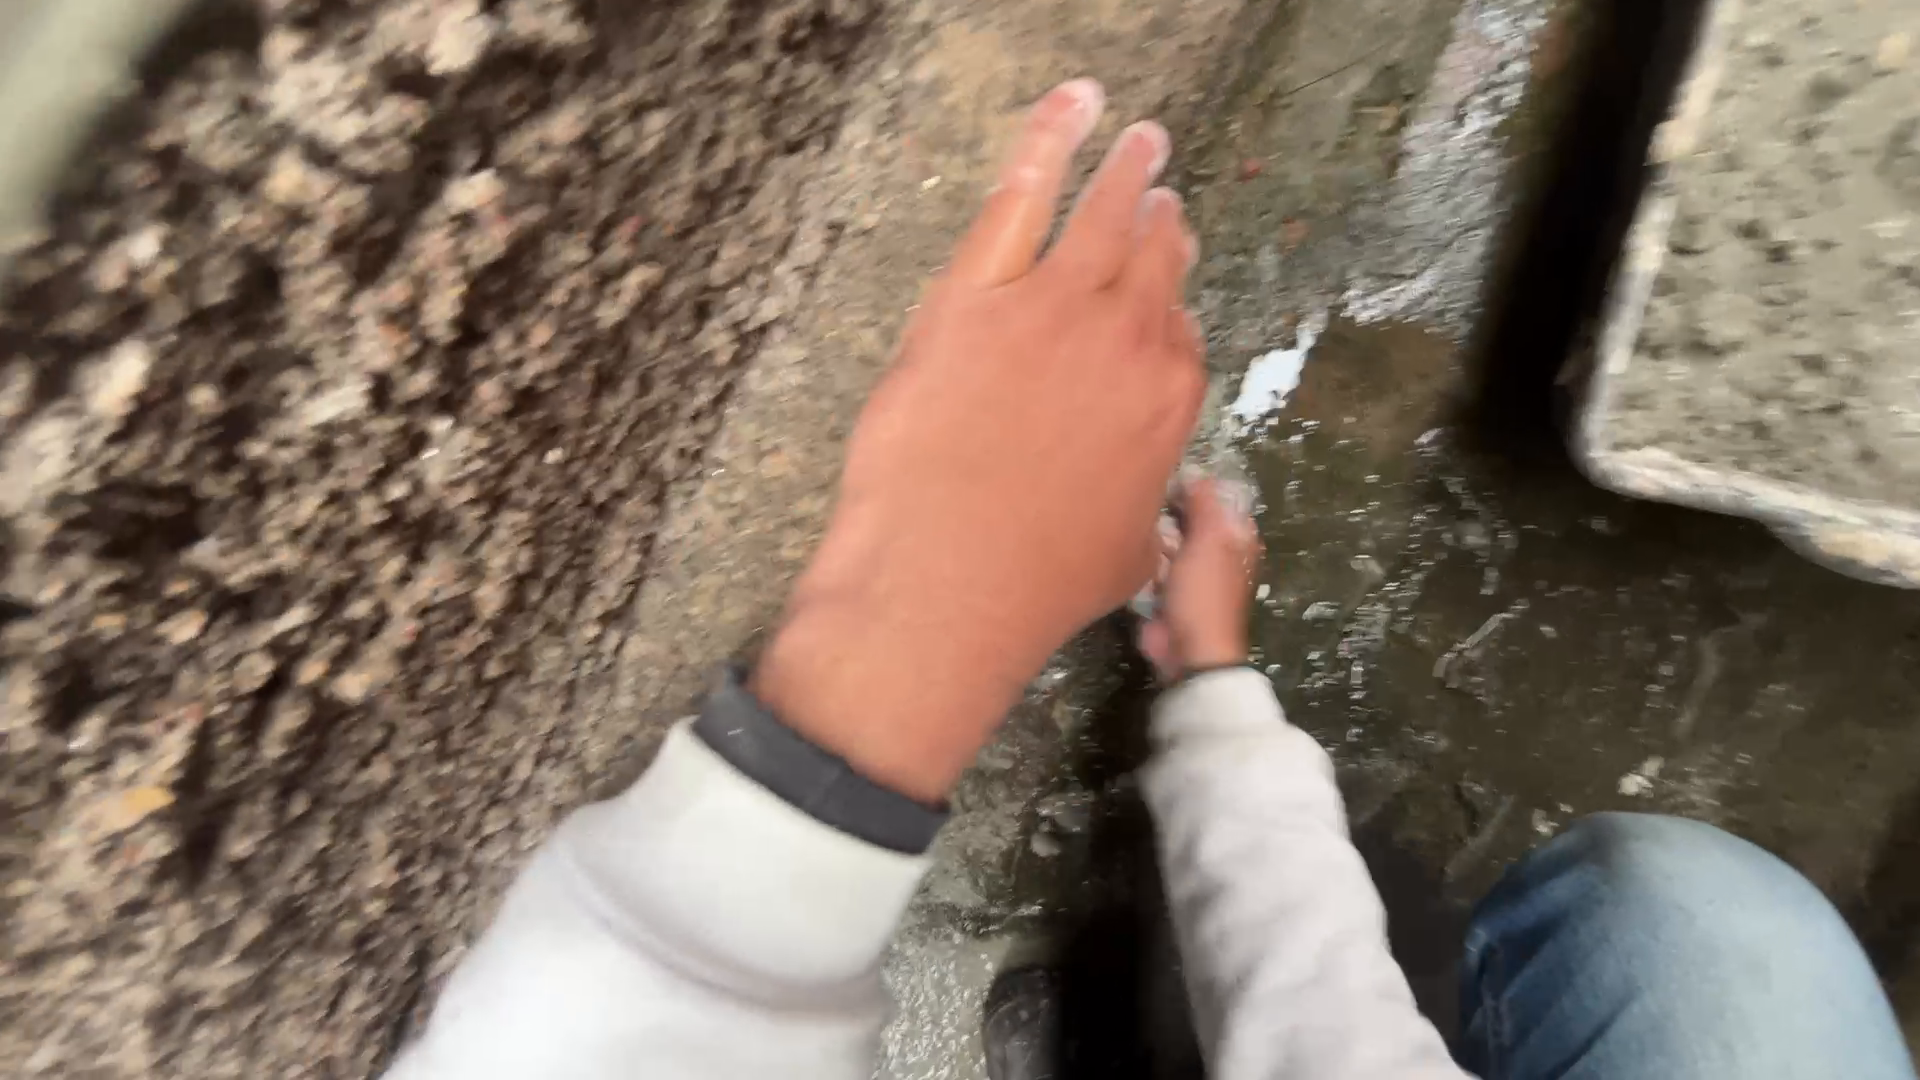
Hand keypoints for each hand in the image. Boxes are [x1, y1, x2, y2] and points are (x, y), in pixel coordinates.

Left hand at [753, 78, 1204, 802]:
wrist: (949, 579)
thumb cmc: (1039, 584)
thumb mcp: (1127, 560)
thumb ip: (1147, 522)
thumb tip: (1157, 525)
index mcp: (1165, 400)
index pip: (1176, 328)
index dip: (1168, 297)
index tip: (1164, 273)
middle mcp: (1124, 340)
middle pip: (1150, 261)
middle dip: (1159, 223)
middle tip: (1161, 192)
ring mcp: (1049, 309)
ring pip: (1100, 217)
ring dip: (1126, 172)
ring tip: (1140, 141)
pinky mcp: (973, 300)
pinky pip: (1018, 201)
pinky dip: (1047, 142)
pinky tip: (1071, 108)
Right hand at [1138, 475, 1259, 682]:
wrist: (1187, 650)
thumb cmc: (1204, 594)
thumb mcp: (1209, 540)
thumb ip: (1204, 502)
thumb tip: (1195, 471)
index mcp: (1235, 537)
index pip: (1216, 498)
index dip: (1194, 488)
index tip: (1169, 479)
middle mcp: (1214, 551)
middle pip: (1186, 518)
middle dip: (1168, 518)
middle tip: (1153, 515)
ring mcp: (1187, 571)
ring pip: (1164, 540)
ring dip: (1153, 543)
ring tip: (1145, 546)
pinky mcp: (1164, 589)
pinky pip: (1149, 565)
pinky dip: (1142, 564)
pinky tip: (1135, 563)